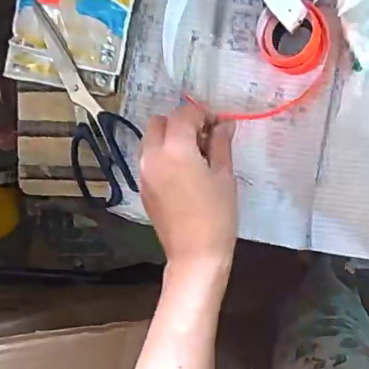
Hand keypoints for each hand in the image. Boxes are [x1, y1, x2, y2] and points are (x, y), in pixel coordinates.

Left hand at [139, 104, 237, 273]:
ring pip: (151, 140)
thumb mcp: (225, 176)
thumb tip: (224, 124)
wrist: (195, 255)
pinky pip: (150, 160)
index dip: (203, 114)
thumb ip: (221, 144)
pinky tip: (185, 173)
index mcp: (175, 149)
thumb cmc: (217, 216)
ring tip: (195, 156)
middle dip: (181, 123)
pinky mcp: (143, 188)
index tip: (218, 124)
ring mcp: (144, 173)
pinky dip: (164, 156)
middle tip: (204, 137)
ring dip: (170, 138)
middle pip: (160, 122)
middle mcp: (153, 156)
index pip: (184, 114)